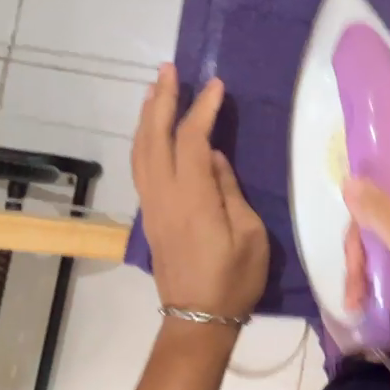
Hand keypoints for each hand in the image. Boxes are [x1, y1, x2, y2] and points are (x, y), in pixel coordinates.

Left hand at [132, 65, 267, 318]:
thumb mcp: (249, 235)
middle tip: (169, 70)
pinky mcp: (150, 216)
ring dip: (147, 117)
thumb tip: (212, 158)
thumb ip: (228, 191)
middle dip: (160, 100)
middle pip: (153, 138)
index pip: (190, 141)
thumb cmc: (234, 279)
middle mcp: (163, 197)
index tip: (217, 86)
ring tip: (156, 90)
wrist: (198, 319)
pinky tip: (154, 130)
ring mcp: (151, 206)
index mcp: (192, 199)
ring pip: (140, 151)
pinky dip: (146, 139)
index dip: (201, 110)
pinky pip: (142, 167)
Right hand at [341, 126, 389, 346]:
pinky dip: (377, 269)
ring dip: (365, 258)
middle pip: (387, 193)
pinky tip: (363, 298)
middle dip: (363, 228)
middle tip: (353, 263)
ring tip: (355, 294)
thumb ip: (381, 211)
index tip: (360, 123)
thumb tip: (351, 179)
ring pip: (385, 225)